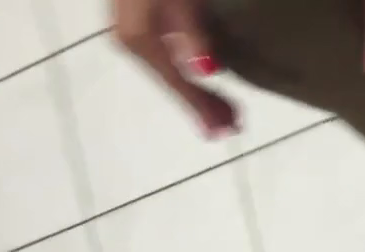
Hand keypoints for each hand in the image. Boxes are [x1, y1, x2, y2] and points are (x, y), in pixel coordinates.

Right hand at [113, 0, 238, 136]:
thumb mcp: (181, 0)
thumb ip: (191, 32)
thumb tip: (204, 69)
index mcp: (138, 37)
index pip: (178, 83)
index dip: (204, 107)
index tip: (230, 126)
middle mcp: (129, 39)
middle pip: (173, 83)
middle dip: (204, 107)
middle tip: (234, 126)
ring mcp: (130, 33)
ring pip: (169, 75)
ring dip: (198, 98)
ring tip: (226, 115)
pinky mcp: (137, 27)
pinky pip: (165, 62)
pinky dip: (187, 79)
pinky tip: (203, 85)